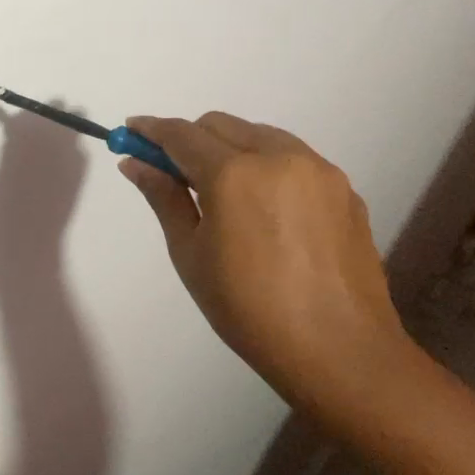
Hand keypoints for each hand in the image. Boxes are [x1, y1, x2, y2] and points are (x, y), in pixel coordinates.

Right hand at [118, 113, 408, 403]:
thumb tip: (136, 164)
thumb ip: (164, 197)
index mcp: (235, 174)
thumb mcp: (190, 252)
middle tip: (169, 172)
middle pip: (222, 125)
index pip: (182, 134)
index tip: (128, 132)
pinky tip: (259, 210)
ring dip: (229, 148)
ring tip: (216, 193)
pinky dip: (265, 167)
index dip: (150, 131)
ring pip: (261, 136)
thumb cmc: (247, 306)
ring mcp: (320, 173)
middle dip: (190, 138)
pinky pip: (294, 160)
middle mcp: (281, 159)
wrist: (338, 350)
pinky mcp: (345, 192)